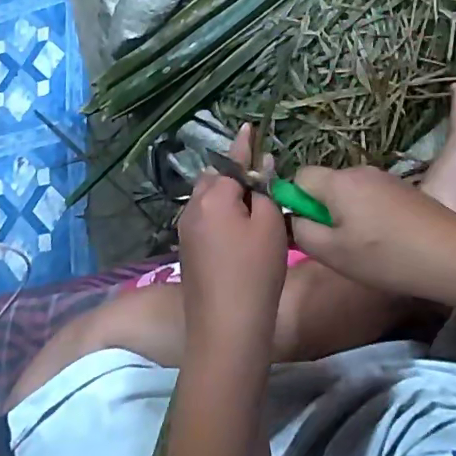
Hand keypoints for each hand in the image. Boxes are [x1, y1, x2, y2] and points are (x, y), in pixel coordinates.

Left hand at [177, 130, 288, 359]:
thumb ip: (264, 191)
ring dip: (225, 195)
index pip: (230, 161)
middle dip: (233, 174)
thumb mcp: (269, 225)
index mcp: (212, 196)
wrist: (226, 329)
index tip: (249, 126)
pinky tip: (237, 228)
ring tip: (251, 203)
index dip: (243, 145)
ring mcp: (186, 232)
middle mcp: (192, 209)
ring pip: (207, 200)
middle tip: (261, 179)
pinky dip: (220, 214)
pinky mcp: (187, 252)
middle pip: (213, 179)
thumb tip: (261, 167)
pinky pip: (204, 219)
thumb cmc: (255, 272)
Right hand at [287, 166, 455, 297]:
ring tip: (365, 247)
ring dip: (349, 214)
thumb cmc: (386, 256)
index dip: (298, 201)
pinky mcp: (405, 190)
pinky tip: (387, 242)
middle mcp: (359, 171)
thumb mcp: (332, 252)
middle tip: (338, 244)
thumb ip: (301, 231)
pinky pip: (372, 197)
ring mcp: (385, 178)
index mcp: (338, 181)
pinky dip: (371, 216)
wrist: (452, 255)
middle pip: (326, 183)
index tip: (311, 228)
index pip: (300, 176)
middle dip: (324, 209)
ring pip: (350, 192)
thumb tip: (293, 218)